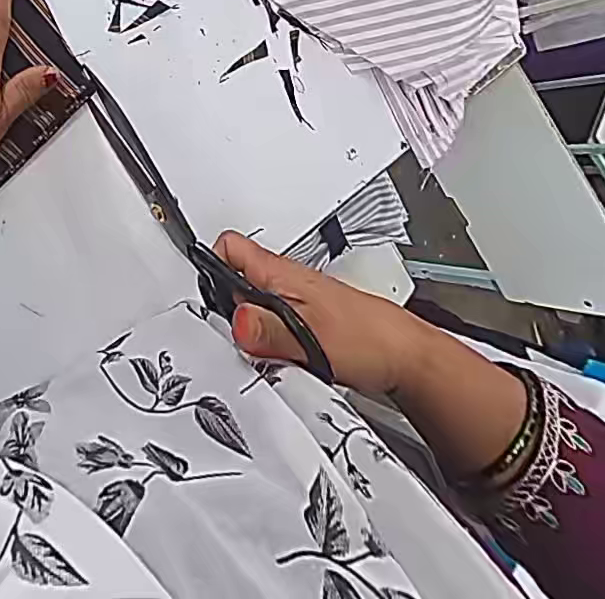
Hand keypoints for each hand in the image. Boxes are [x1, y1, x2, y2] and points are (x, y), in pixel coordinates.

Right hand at [215, 231, 434, 396]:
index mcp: (278, 273)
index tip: (201, 291)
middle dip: (226, 308)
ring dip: (249, 328)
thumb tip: (236, 321)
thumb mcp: (309, 337)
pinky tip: (280, 358)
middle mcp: (282, 281)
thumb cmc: (366, 335)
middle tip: (232, 335)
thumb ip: (267, 330)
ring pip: (252, 305)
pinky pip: (270, 322)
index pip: (229, 247)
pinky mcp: (302, 319)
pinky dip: (267, 340)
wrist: (403, 353)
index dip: (209, 264)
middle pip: (233, 281)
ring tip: (262, 351)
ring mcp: (292, 300)